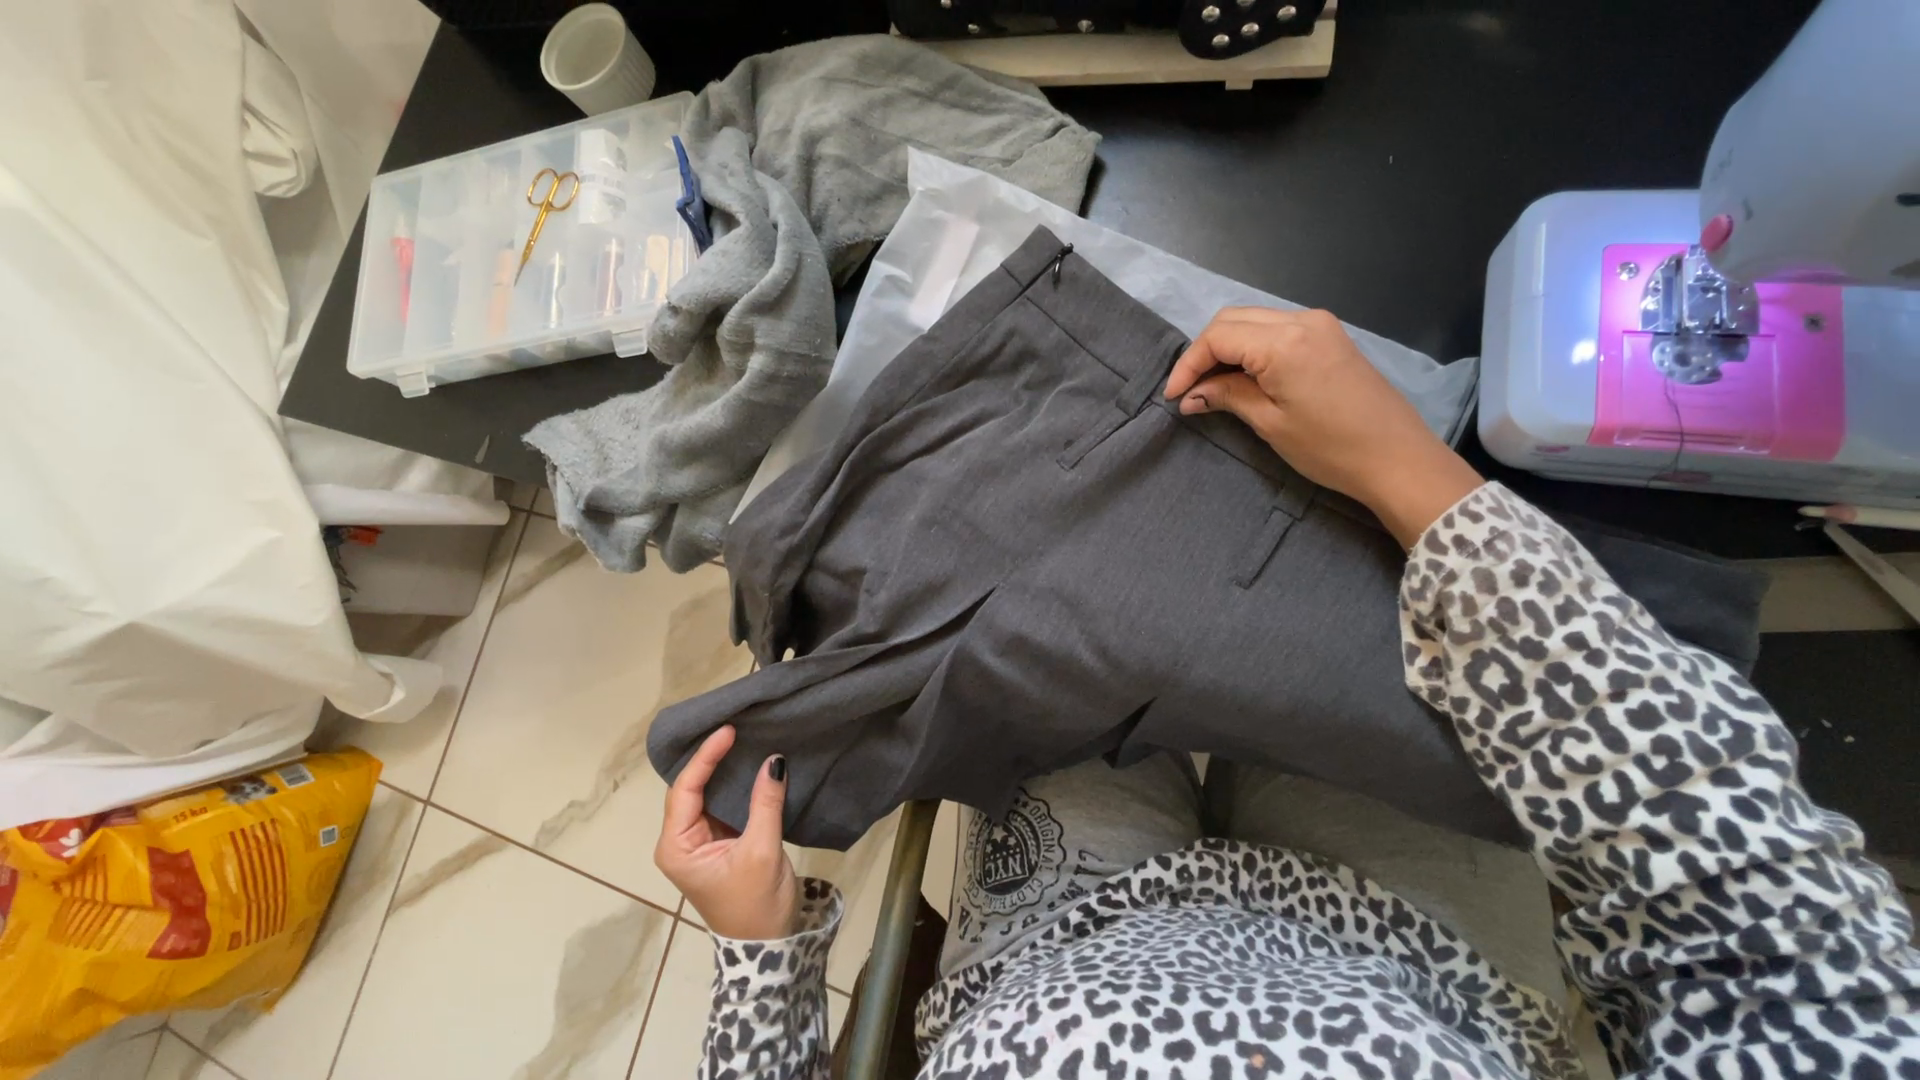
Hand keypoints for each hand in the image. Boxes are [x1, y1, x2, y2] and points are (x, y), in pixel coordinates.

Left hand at [653, 726, 798, 939]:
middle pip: (691, 788)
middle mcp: (681, 840)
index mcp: (677, 847)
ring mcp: (701, 841)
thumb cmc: (756, 905)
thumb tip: (773, 760)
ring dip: (725, 768)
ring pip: (708, 794)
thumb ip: (765, 804)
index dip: (705, 758)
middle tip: (735, 726)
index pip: (685, 790)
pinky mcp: (722, 842)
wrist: (768, 948)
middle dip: (711, 758)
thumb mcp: (761, 852)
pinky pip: (725, 804)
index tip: (728, 732)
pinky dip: (737, 784)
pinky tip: (751, 763)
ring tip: (743, 737)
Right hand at [1164, 307, 1482, 547]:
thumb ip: (1228, 397)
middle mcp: (1301, 320)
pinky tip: (1243, 376)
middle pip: (1233, 320)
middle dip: (1204, 352)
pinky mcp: (1329, 336)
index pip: (1218, 336)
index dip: (1189, 364)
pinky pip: (1276, 329)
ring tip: (1212, 385)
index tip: (1173, 396)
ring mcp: (1319, 325)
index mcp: (1284, 342)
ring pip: (1254, 321)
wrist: (1397, 457)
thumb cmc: (1329, 447)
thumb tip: (1191, 395)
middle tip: (1190, 390)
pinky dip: (1251, 347)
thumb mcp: (1270, 423)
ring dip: (1227, 348)